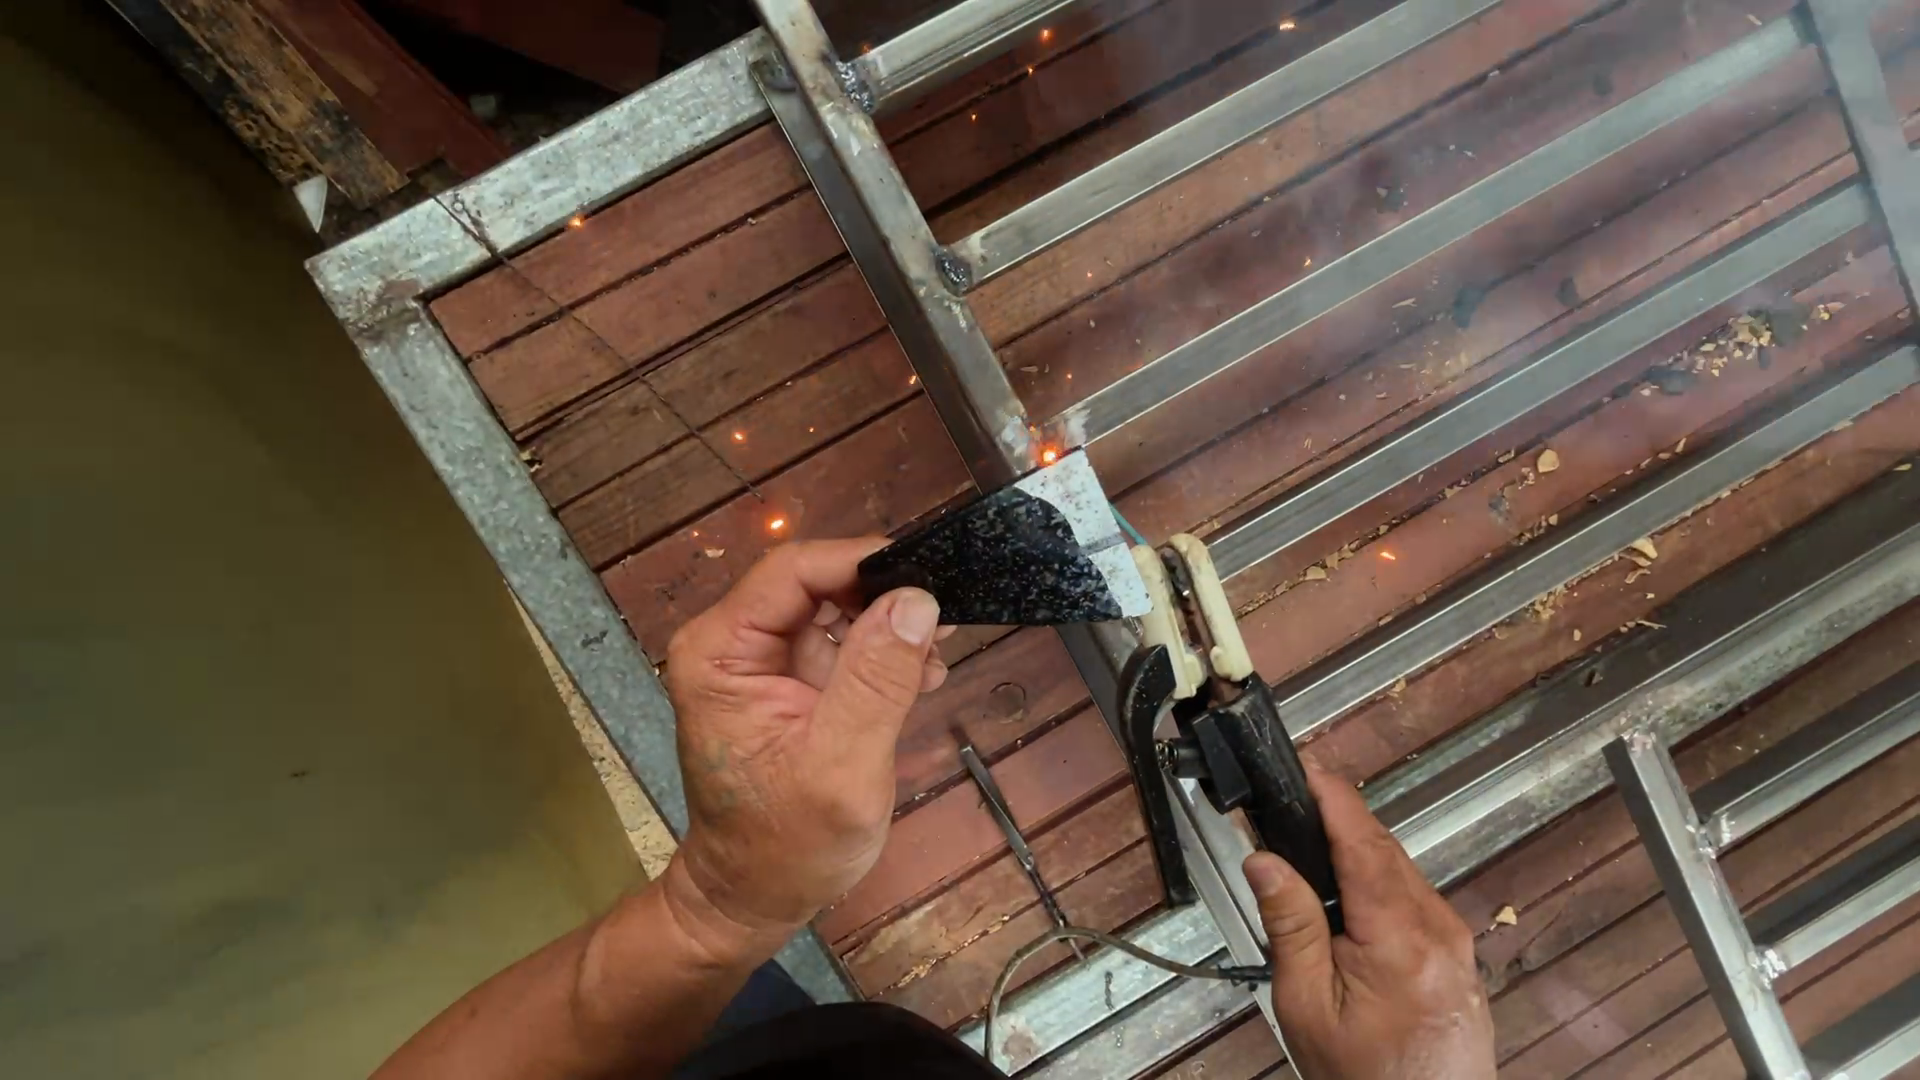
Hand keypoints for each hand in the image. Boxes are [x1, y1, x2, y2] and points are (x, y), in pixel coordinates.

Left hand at [661, 538, 947, 958]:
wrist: (754, 896)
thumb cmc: (787, 845)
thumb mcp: (841, 766)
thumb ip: (877, 680)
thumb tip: (916, 599)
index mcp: (721, 651)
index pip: (794, 570)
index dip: (861, 561)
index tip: (927, 577)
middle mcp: (735, 641)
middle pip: (817, 580)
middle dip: (882, 594)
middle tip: (942, 618)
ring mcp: (764, 658)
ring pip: (837, 605)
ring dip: (890, 622)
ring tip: (935, 654)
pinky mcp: (793, 677)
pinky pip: (844, 639)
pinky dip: (885, 650)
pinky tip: (920, 674)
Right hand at [1243, 768, 1493, 1078]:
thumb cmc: (1362, 1074)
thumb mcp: (1307, 1003)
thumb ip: (1290, 924)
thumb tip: (1262, 857)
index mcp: (1400, 935)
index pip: (1361, 839)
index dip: (1330, 793)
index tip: (1300, 764)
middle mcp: (1438, 927)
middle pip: (1380, 844)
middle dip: (1335, 813)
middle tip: (1285, 801)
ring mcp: (1455, 939)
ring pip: (1397, 864)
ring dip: (1353, 842)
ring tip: (1304, 837)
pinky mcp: (1457, 952)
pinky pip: (1410, 890)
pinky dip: (1372, 870)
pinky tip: (1342, 884)